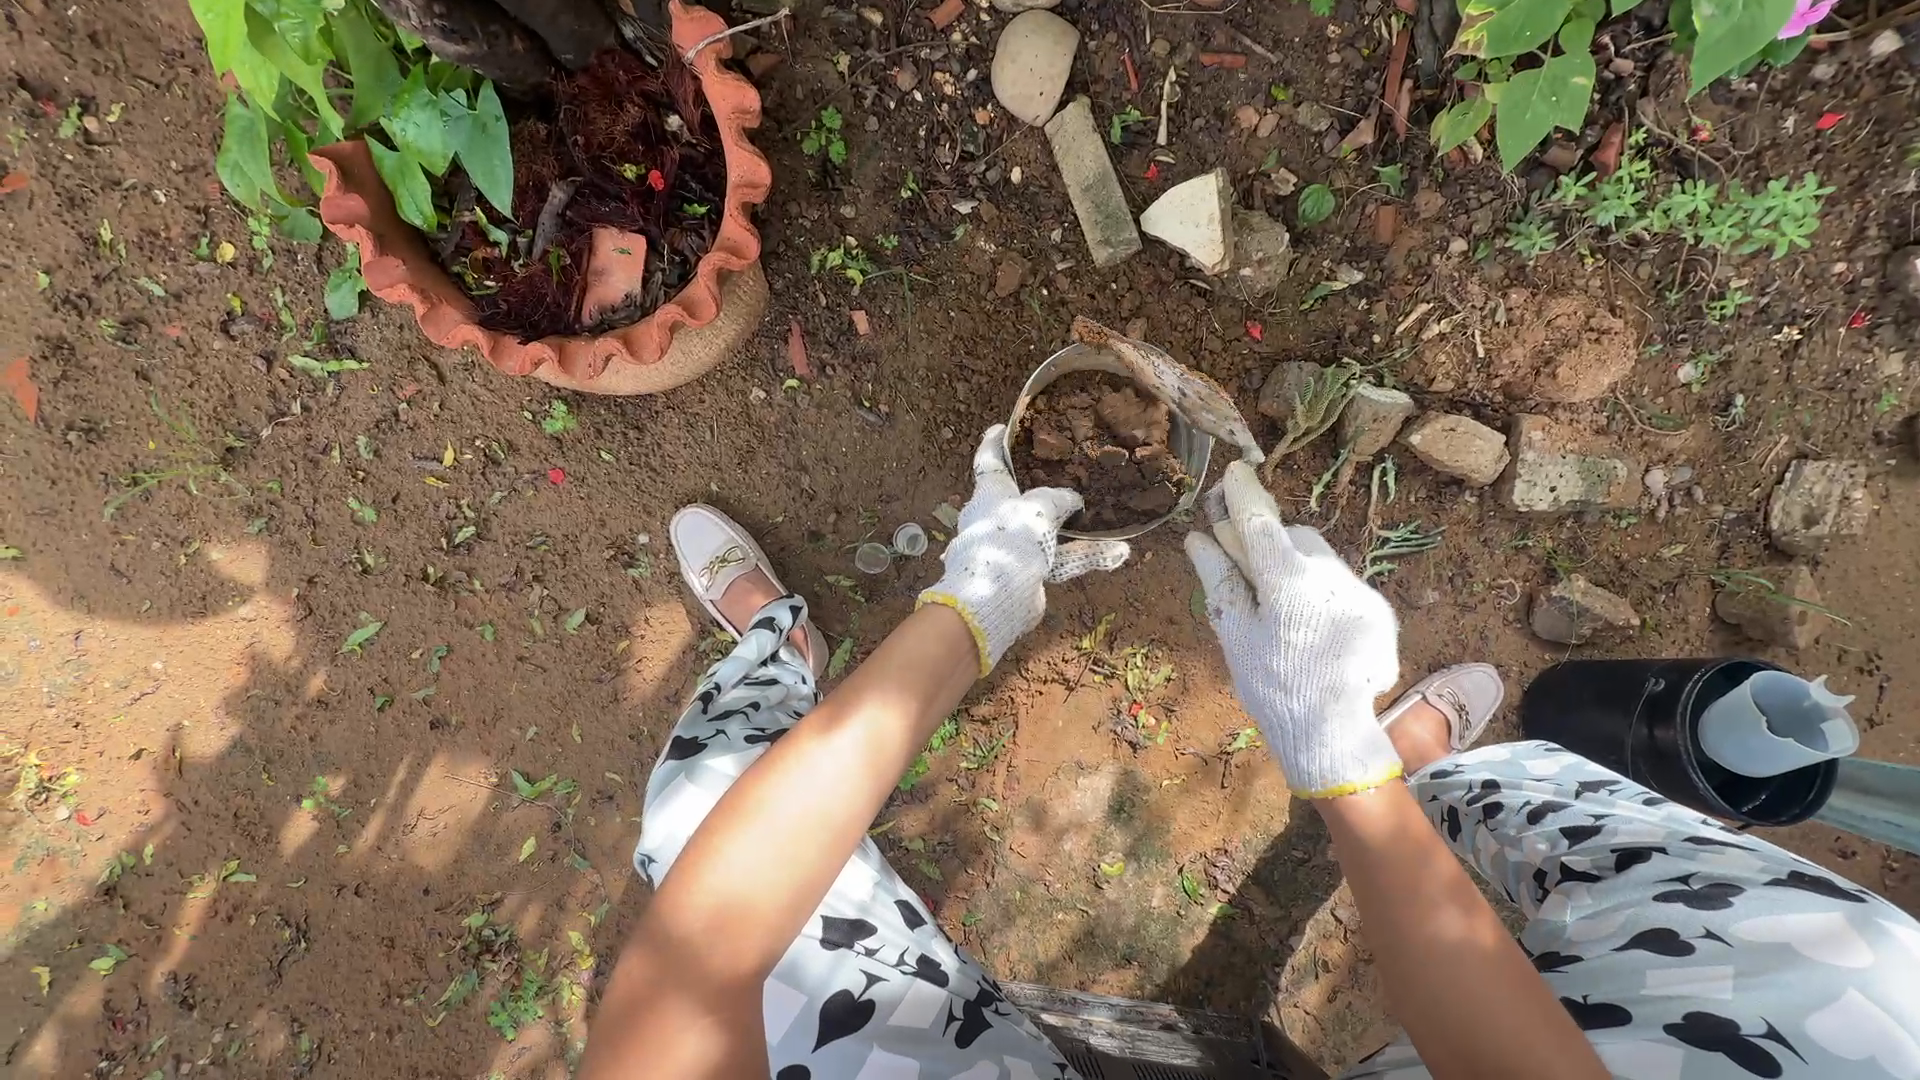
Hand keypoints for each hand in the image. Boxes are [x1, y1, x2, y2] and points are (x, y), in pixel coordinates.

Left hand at [919, 425, 1130, 673]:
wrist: (998, 594)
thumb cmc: (1010, 534)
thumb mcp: (1039, 505)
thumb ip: (1057, 498)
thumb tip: (1072, 501)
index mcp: (990, 493)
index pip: (989, 461)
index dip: (995, 443)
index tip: (1001, 428)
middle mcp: (996, 518)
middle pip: (1018, 496)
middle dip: (1038, 487)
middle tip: (1059, 472)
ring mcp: (1012, 547)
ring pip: (1046, 531)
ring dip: (1073, 528)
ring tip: (1099, 517)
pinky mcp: (1027, 572)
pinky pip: (1059, 558)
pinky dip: (1085, 556)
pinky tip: (1119, 554)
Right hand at [1185, 461, 1401, 797]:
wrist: (1332, 733)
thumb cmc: (1271, 685)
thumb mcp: (1234, 633)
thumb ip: (1219, 579)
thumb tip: (1198, 538)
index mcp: (1289, 582)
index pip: (1260, 523)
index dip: (1243, 495)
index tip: (1234, 470)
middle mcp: (1332, 576)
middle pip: (1293, 538)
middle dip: (1269, 542)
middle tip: (1246, 565)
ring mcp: (1362, 593)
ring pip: (1320, 558)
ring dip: (1296, 567)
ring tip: (1282, 609)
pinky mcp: (1381, 610)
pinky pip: (1341, 582)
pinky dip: (1320, 590)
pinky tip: (1311, 627)